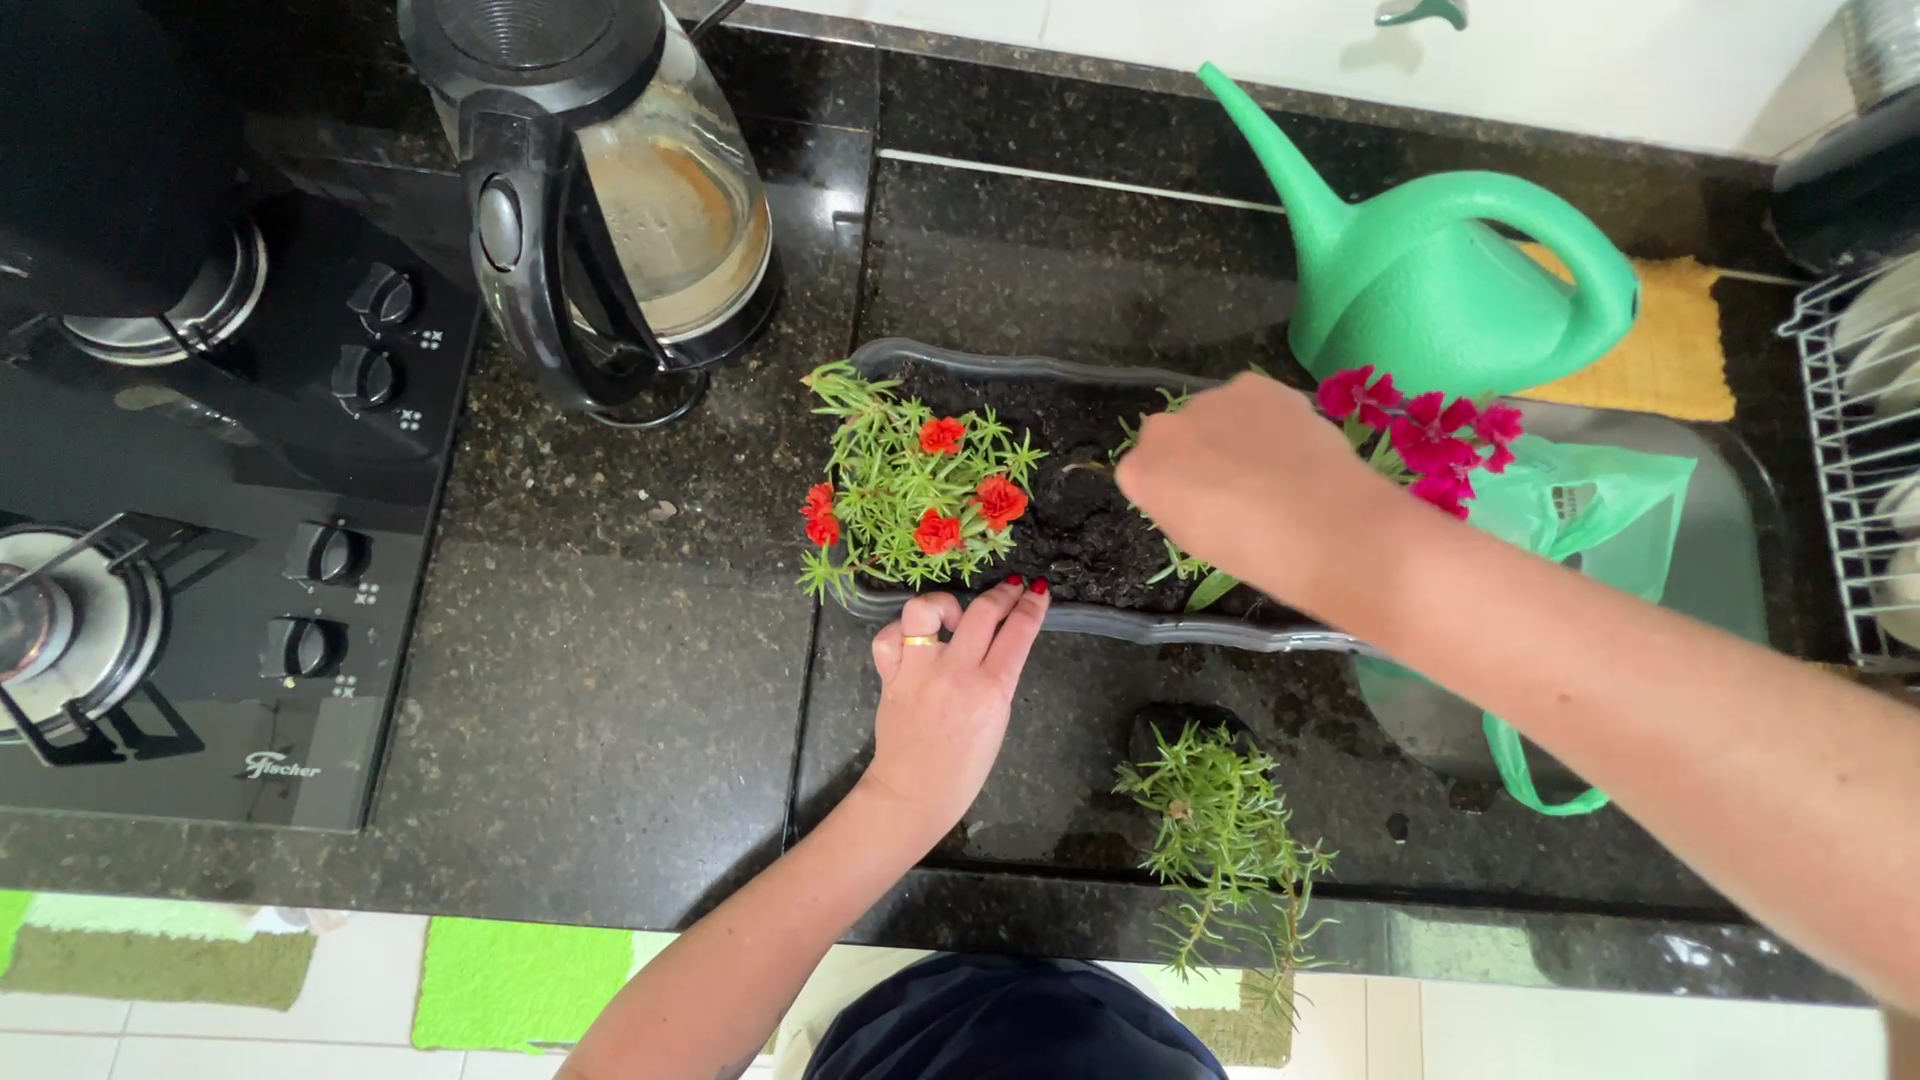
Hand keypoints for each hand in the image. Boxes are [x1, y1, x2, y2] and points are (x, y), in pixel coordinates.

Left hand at [858, 578, 1050, 843]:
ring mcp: (917, 672)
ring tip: (954, 616)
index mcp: (990, 691)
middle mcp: (954, 674)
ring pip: (924, 611)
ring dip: (944, 603)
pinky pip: (889, 637)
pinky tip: (915, 638)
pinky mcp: (890, 677)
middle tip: (1011, 588)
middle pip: (981, 613)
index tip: (1038, 591)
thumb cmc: (964, 767)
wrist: (914, 793)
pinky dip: (901, 631)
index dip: (1032, 606)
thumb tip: (1000, 641)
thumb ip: (998, 679)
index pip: (1018, 633)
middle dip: (1003, 593)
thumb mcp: (998, 721)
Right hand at [1114, 373, 1408, 608]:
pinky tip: (1291, 445)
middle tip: (1236, 484)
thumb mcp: (1194, 538)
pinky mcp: (1253, 385)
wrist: (1320, 525)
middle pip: (1175, 436)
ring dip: (1232, 431)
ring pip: (1214, 414)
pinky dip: (1266, 417)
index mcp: (1138, 473)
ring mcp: (1208, 401)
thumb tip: (1198, 486)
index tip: (1202, 506)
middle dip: (1198, 453)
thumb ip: (1179, 502)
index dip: (1176, 488)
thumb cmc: (1251, 551)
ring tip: (1273, 465)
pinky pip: (1251, 400)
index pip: (1145, 473)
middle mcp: (1162, 429)